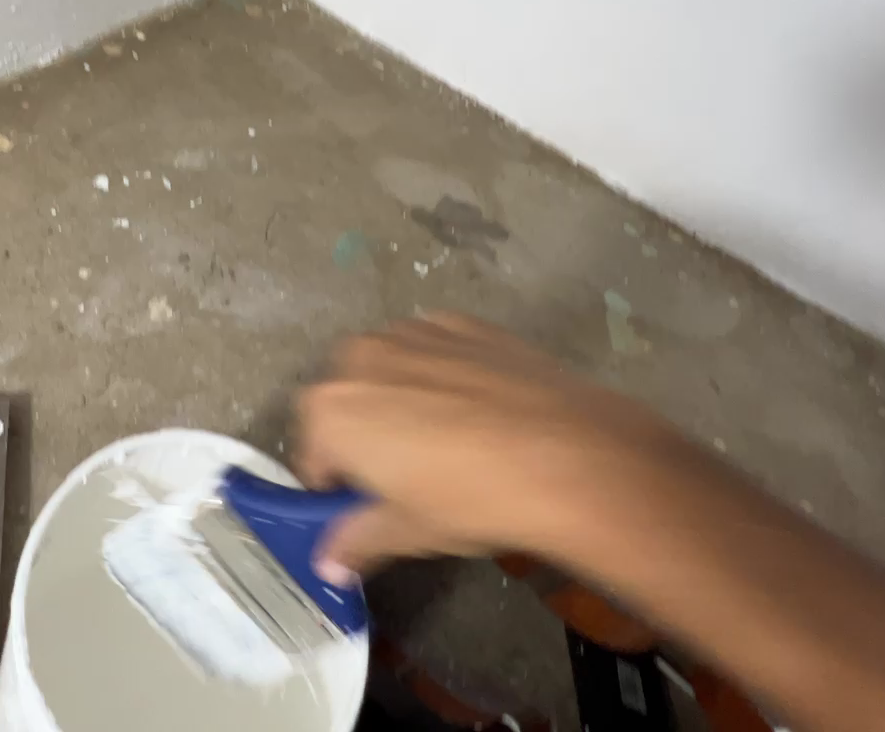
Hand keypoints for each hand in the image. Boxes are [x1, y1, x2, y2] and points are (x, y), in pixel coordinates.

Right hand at [294, 312, 704, 581]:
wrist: (572, 454)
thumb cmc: (472, 497)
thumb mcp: (408, 531)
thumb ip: (354, 542)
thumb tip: (328, 564)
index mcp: (330, 408)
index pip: (312, 454)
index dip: (338, 485)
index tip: (370, 505)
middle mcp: (357, 355)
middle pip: (344, 401)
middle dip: (363, 433)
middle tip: (409, 472)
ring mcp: (410, 330)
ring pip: (385, 369)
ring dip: (397, 397)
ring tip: (449, 437)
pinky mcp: (457, 320)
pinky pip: (430, 349)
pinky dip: (438, 372)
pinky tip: (478, 406)